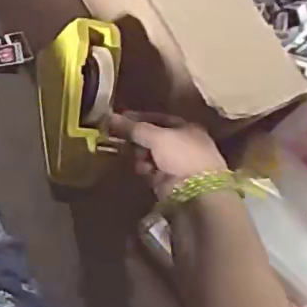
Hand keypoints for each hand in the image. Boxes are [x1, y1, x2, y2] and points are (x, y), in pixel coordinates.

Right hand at [107, 112, 228, 200]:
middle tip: (119, 138)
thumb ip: (134, 128)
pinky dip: (144, 168)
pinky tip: (144, 171)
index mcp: (185, 128)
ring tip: (138, 158)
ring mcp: (173, 162)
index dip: (138, 118)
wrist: (196, 190)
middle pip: (151, 137)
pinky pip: (148, 169)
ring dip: (139, 155)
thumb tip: (110, 117)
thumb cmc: (181, 155)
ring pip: (147, 154)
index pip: (157, 118)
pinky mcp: (165, 179)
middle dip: (136, 138)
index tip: (119, 119)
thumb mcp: (157, 137)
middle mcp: (180, 143)